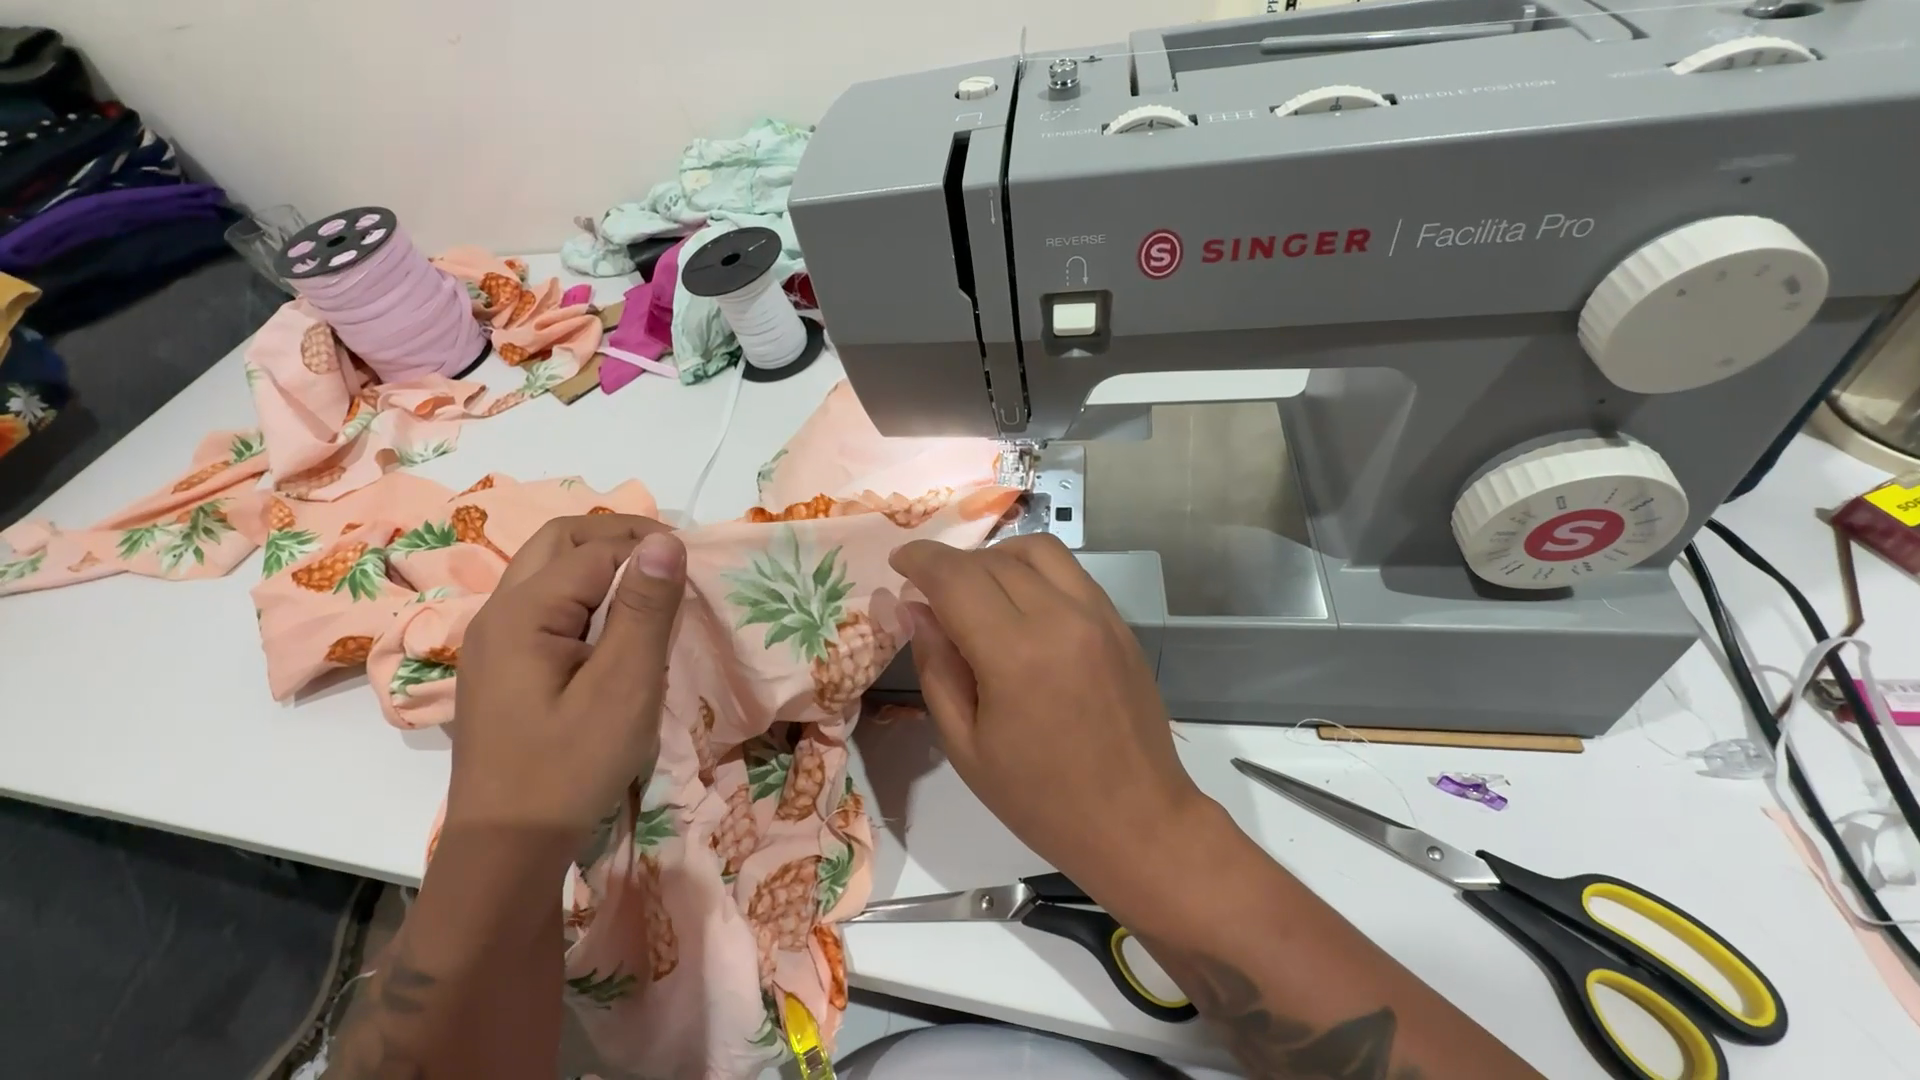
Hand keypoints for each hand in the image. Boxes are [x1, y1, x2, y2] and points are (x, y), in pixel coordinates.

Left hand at [448, 515, 686, 848]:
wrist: (506, 846)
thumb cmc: (571, 766)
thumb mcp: (623, 688)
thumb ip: (645, 610)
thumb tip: (666, 541)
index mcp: (523, 612)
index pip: (595, 549)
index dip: (648, 547)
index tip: (697, 566)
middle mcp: (499, 612)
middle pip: (559, 541)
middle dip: (618, 538)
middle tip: (670, 563)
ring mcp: (494, 640)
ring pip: (548, 570)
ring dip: (601, 565)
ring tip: (650, 591)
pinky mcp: (501, 666)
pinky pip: (543, 605)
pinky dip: (585, 596)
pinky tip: (614, 629)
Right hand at [889, 534, 1207, 893]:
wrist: (1136, 820)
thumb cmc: (1040, 799)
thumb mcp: (965, 746)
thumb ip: (936, 666)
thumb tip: (916, 608)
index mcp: (1015, 654)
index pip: (955, 577)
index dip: (920, 560)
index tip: (898, 560)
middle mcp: (1060, 617)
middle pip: (993, 559)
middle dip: (951, 564)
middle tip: (929, 590)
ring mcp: (1098, 615)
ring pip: (1038, 549)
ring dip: (996, 556)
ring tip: (975, 588)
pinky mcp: (1119, 623)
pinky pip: (1070, 572)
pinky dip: (1034, 571)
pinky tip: (1020, 604)